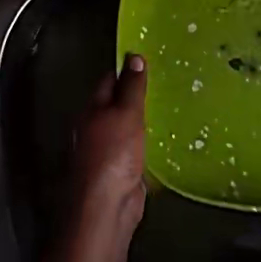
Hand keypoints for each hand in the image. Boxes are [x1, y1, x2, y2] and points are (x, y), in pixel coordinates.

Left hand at [30, 54, 147, 261]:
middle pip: (116, 103)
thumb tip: (134, 56)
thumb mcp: (126, 114)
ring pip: (125, 127)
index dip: (126, 70)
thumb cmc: (113, 153)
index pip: (109, 79)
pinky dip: (146, 144)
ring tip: (168, 110)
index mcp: (92, 107)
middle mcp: (95, 125)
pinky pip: (134, 149)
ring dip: (142, 121)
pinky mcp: (119, 170)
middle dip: (135, 96)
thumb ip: (131, 87)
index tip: (148, 63)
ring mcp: (106, 149)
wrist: (107, 205)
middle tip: (164, 85)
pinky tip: (163, 142)